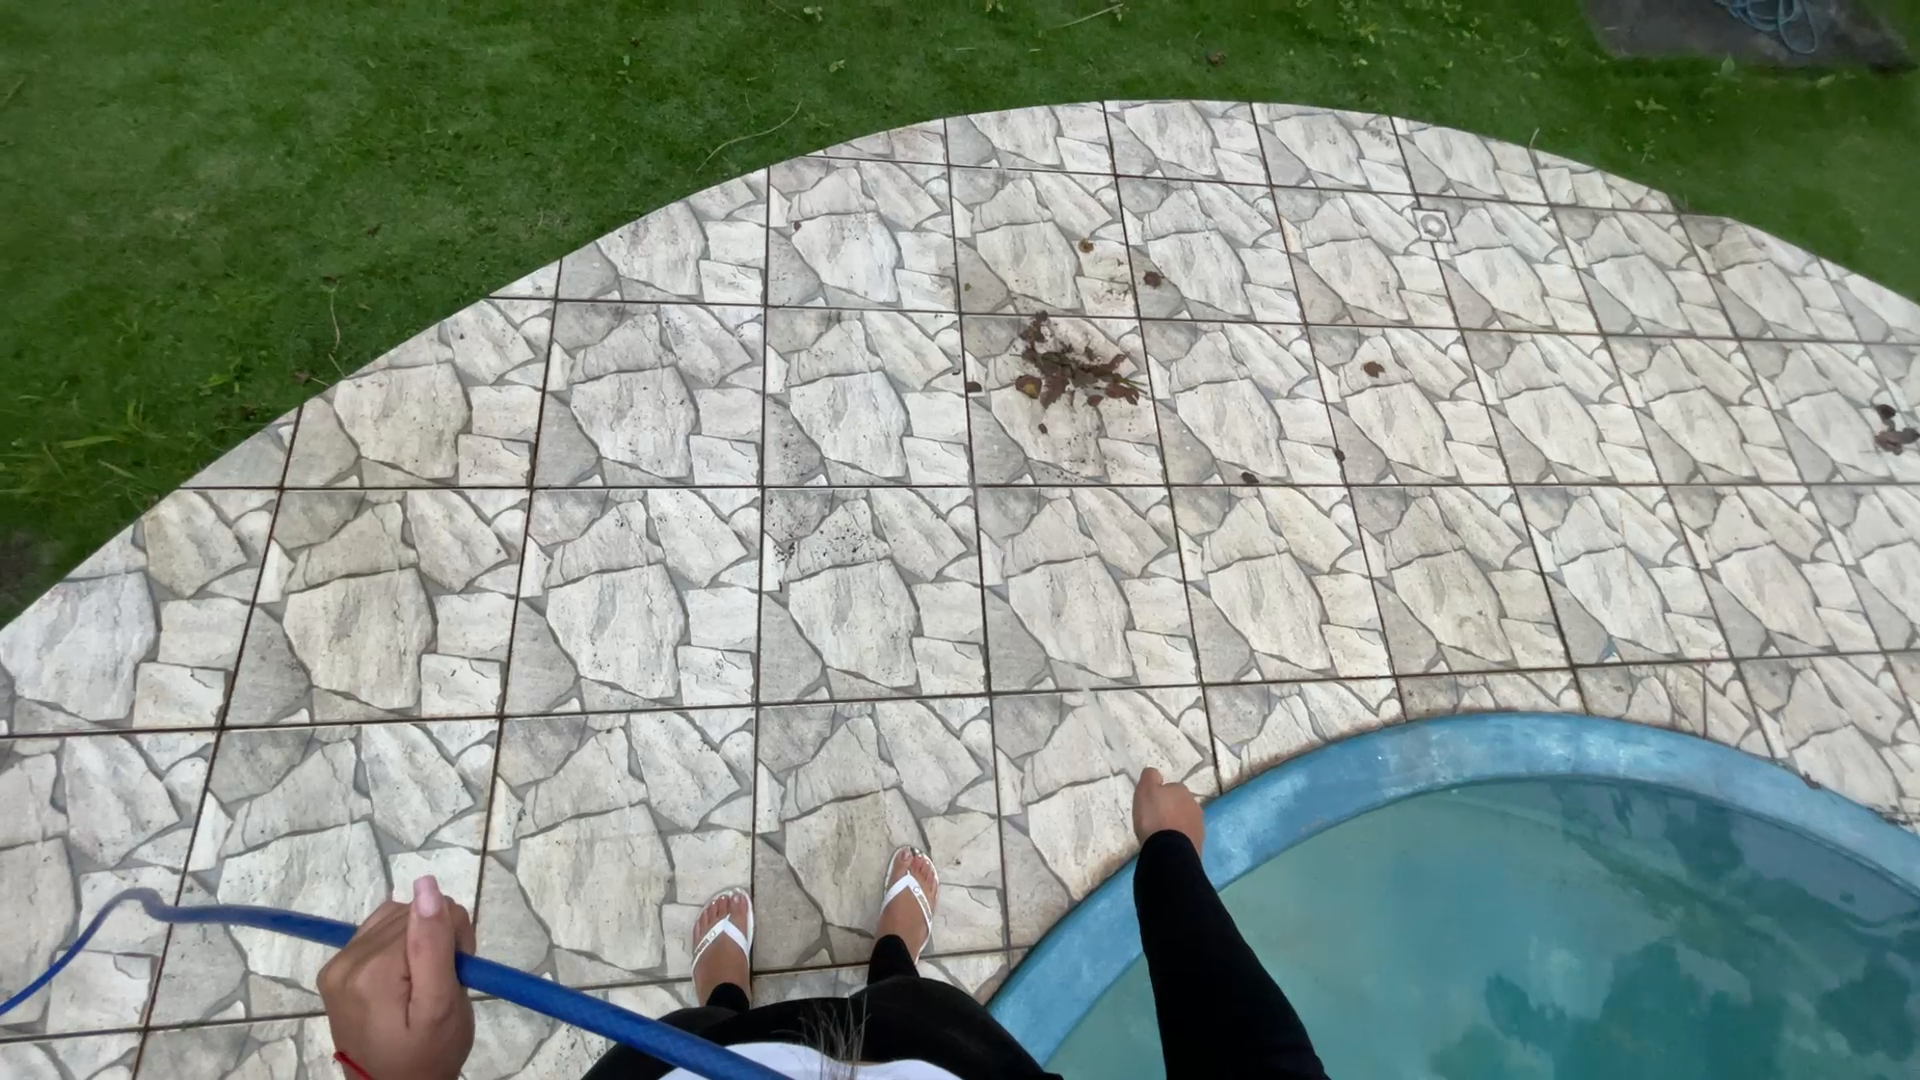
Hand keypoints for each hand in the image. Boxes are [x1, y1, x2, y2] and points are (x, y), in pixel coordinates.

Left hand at [319, 875, 475, 1079]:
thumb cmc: (429, 1052)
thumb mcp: (441, 1002)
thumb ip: (433, 943)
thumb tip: (426, 884)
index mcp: (371, 971)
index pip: (432, 912)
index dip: (456, 935)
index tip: (459, 969)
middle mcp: (346, 961)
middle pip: (415, 912)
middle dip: (442, 936)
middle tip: (446, 978)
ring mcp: (338, 964)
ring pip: (403, 915)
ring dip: (426, 937)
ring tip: (431, 976)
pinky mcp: (340, 967)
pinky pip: (385, 926)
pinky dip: (407, 940)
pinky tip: (412, 969)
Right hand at [1133, 767, 1204, 854]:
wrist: (1169, 851)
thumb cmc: (1155, 816)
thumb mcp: (1145, 789)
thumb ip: (1150, 776)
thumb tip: (1156, 774)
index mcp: (1182, 790)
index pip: (1170, 788)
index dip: (1159, 795)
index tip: (1150, 805)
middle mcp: (1195, 806)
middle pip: (1180, 804)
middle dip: (1170, 810)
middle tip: (1154, 819)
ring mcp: (1199, 827)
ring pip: (1185, 821)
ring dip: (1175, 825)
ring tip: (1160, 834)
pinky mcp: (1199, 845)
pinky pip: (1186, 837)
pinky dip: (1178, 839)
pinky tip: (1168, 845)